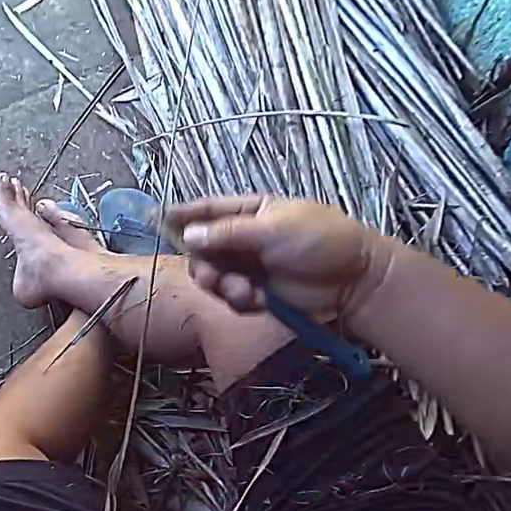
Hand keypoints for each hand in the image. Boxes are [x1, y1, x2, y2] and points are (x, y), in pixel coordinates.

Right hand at [168, 195, 395, 323]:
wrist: (355, 282)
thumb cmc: (320, 241)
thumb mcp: (273, 228)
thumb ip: (227, 232)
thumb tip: (188, 234)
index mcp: (252, 213)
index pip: (209, 210)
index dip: (182, 214)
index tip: (155, 218)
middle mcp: (245, 240)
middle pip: (203, 248)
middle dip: (203, 262)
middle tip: (209, 273)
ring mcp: (250, 268)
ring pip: (213, 276)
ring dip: (220, 285)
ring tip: (240, 290)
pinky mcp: (257, 296)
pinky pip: (231, 298)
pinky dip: (238, 300)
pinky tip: (256, 300)